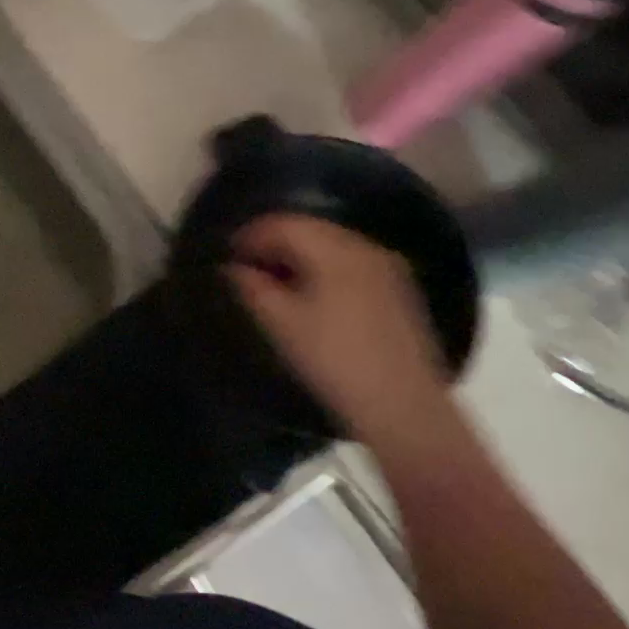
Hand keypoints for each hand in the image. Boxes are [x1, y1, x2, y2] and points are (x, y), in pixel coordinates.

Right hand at [225, 215, 451, 438]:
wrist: (402, 404)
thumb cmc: (333, 361)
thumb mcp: (282, 325)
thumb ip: (253, 288)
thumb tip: (233, 269)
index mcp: (334, 251)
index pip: (284, 225)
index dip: (250, 235)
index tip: (227, 253)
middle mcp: (364, 248)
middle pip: (311, 229)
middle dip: (275, 243)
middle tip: (247, 267)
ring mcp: (387, 267)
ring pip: (332, 245)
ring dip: (300, 256)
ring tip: (276, 281)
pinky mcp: (399, 289)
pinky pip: (351, 263)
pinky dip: (324, 268)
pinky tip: (312, 294)